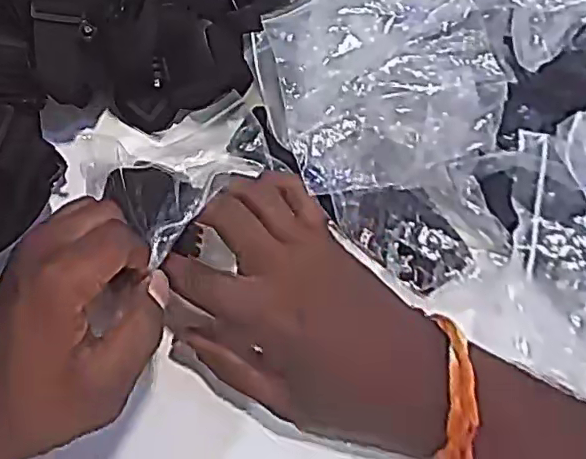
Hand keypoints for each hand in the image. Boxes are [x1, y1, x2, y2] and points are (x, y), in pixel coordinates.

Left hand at [0, 198, 166, 458]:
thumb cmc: (33, 399)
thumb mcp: (106, 384)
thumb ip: (142, 328)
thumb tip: (156, 288)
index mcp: (60, 276)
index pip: (121, 234)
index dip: (143, 259)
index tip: (143, 288)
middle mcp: (40, 250)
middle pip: (102, 210)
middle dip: (126, 242)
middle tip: (130, 284)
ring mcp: (27, 246)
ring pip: (83, 209)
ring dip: (104, 236)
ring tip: (109, 283)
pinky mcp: (22, 252)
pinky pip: (64, 222)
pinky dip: (84, 238)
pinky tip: (87, 280)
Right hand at [163, 172, 449, 456]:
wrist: (423, 384)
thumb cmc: (353, 397)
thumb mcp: (282, 400)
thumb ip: (226, 366)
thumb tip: (184, 337)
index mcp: (265, 313)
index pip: (197, 279)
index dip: (170, 272)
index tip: (163, 269)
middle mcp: (280, 268)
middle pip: (221, 213)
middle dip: (194, 216)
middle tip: (189, 231)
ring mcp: (305, 244)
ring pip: (252, 192)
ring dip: (228, 194)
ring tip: (217, 210)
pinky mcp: (325, 235)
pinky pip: (292, 190)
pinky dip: (269, 184)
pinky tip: (259, 198)